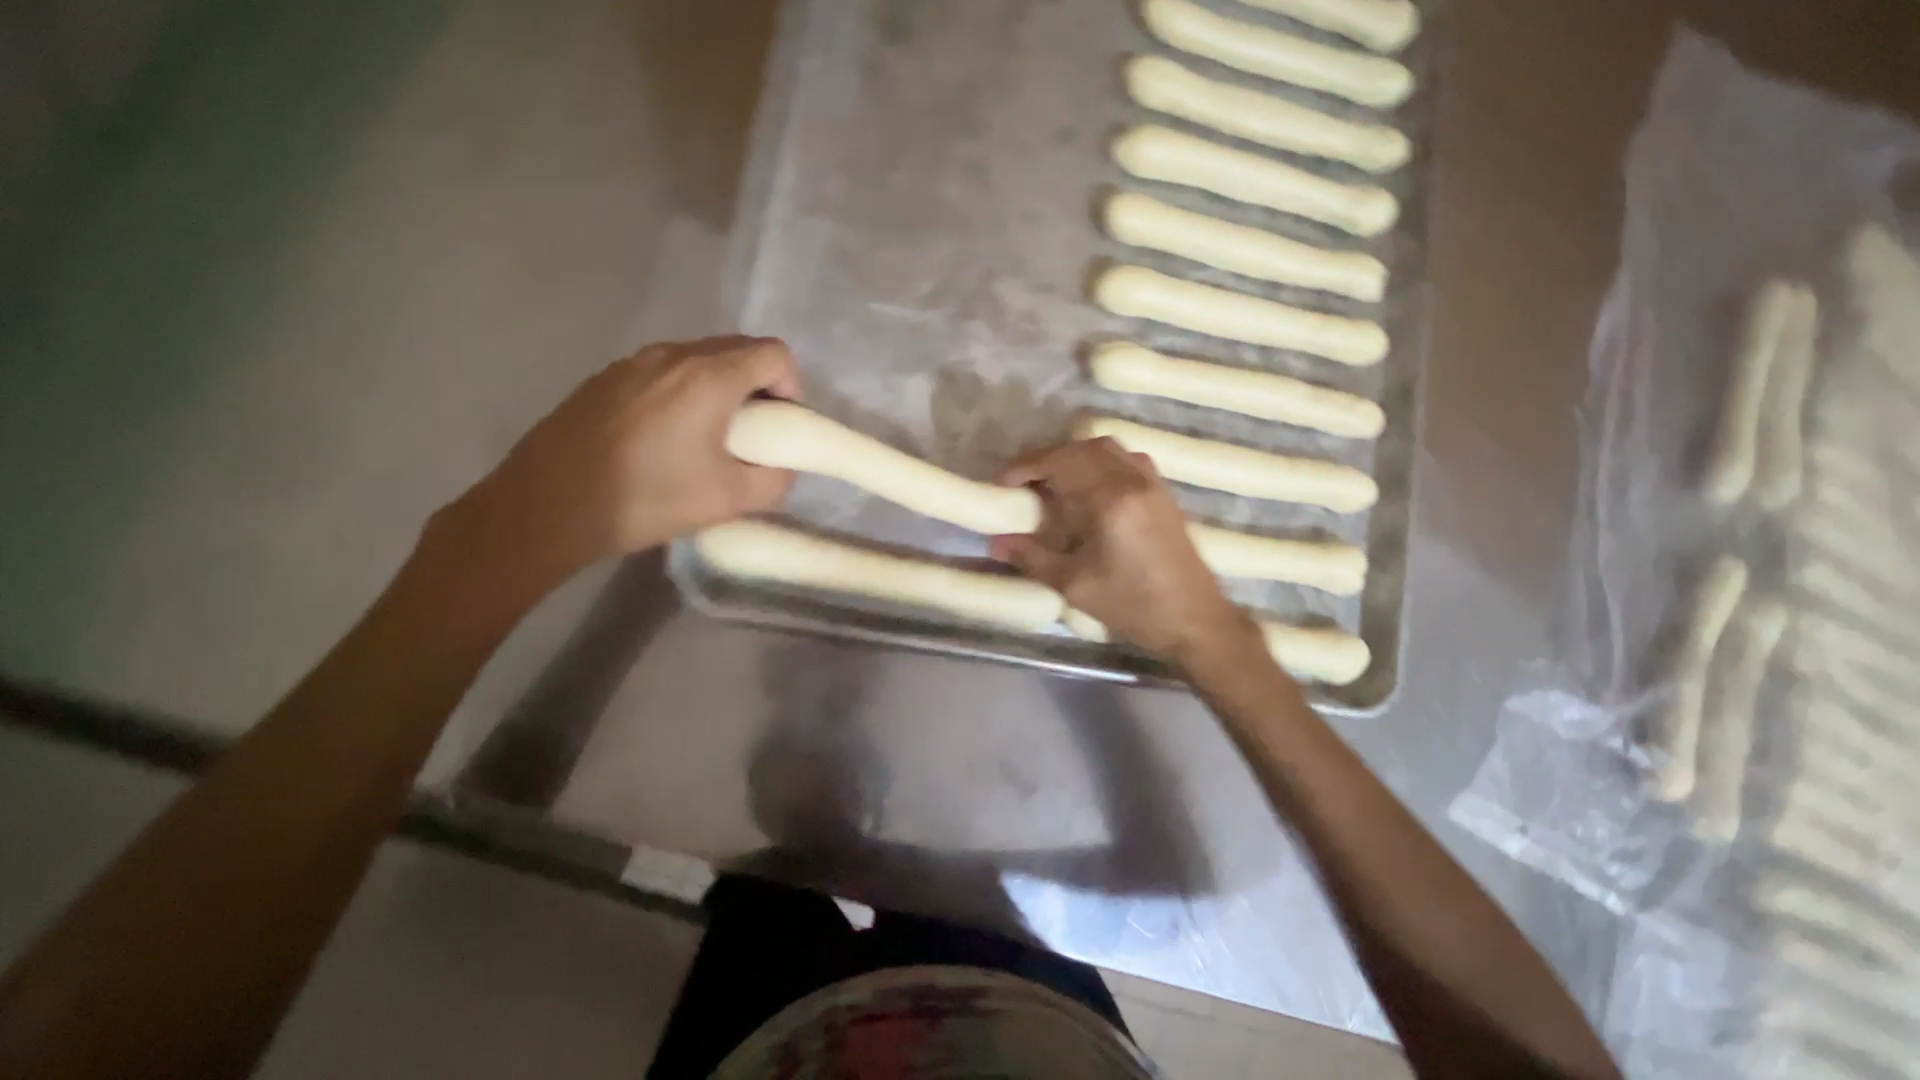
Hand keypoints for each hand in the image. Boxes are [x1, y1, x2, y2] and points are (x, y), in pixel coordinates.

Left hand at [446, 335, 801, 583]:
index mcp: (710, 376)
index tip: (780, 427)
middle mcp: (674, 354)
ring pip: (698, 358)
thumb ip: (774, 480)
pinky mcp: (606, 377)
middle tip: (751, 434)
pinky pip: (662, 371)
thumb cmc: (647, 497)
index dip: (791, 387)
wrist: (549, 503)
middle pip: (738, 349)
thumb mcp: (727, 500)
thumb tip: (783, 468)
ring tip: (706, 437)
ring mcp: (634, 361)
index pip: (775, 353)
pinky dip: (681, 393)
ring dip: (718, 388)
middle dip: (758, 386)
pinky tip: (662, 439)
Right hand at [989, 437, 1252, 664]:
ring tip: (1053, 484)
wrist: (1196, 620)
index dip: (1026, 467)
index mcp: (1111, 499)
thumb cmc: (1135, 606)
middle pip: (1083, 449)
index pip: (1060, 463)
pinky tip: (1089, 492)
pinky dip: (1100, 464)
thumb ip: (1033, 558)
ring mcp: (1153, 484)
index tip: (1003, 483)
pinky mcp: (1164, 494)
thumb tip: (997, 542)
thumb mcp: (1076, 586)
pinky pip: (1126, 461)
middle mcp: (1134, 480)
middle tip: (1025, 483)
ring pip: (1107, 450)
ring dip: (1075, 458)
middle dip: (1048, 459)